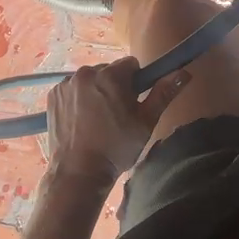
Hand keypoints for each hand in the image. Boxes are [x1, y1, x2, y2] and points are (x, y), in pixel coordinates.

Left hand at [46, 58, 191, 184]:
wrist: (78, 173)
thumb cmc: (117, 148)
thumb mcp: (146, 122)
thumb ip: (164, 93)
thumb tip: (184, 73)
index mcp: (111, 75)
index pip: (130, 65)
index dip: (135, 83)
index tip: (132, 103)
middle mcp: (87, 72)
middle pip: (109, 71)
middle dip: (114, 86)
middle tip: (115, 115)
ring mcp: (67, 83)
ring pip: (90, 80)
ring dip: (95, 92)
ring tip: (96, 120)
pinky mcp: (53, 95)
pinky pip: (72, 89)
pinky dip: (78, 99)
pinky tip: (81, 121)